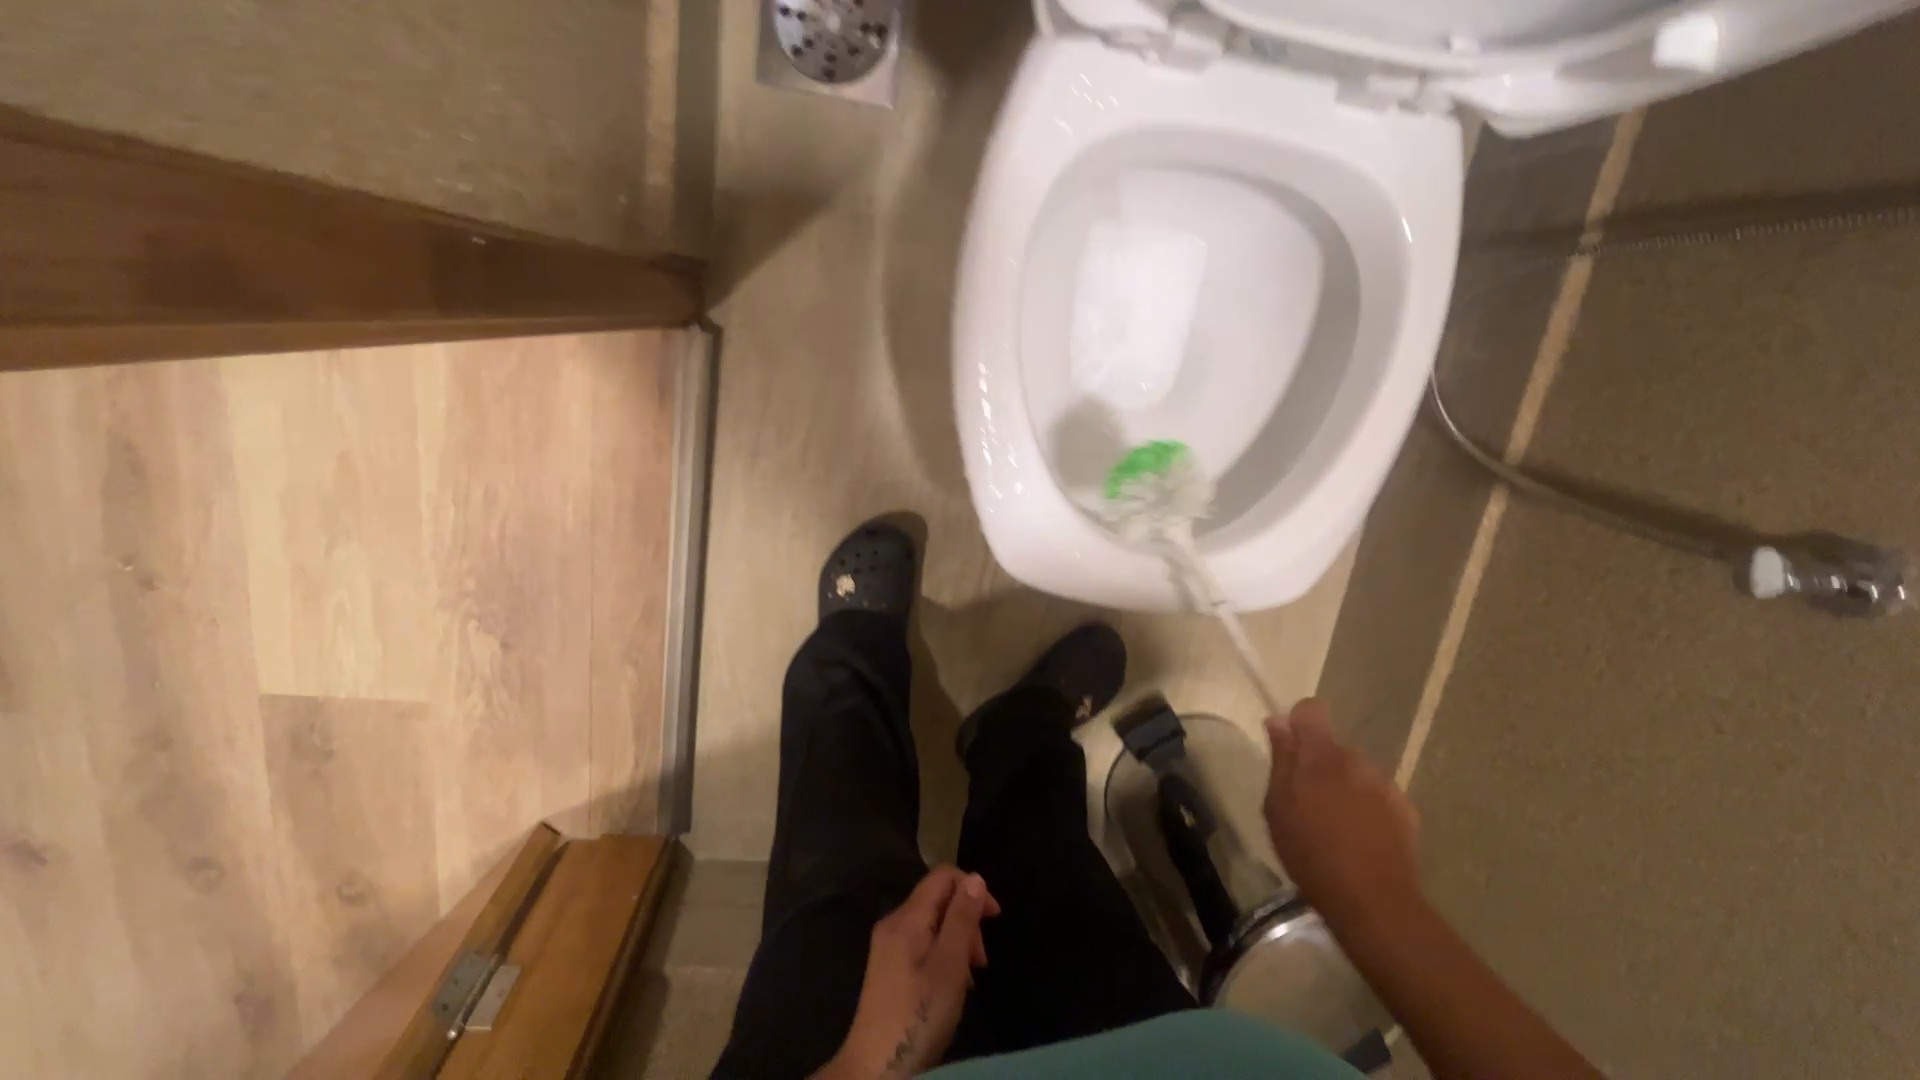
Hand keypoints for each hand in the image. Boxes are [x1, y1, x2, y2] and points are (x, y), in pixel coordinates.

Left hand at [819, 866, 1000, 1079]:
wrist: (875, 1068)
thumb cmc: (918, 1014)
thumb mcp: (949, 965)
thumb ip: (962, 919)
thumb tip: (975, 877)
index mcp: (906, 917)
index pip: (942, 876)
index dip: (973, 888)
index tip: (995, 919)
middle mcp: (893, 923)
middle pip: (938, 899)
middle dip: (967, 919)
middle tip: (981, 960)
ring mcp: (888, 946)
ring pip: (932, 923)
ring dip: (958, 940)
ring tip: (970, 977)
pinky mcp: (889, 967)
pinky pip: (922, 943)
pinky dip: (943, 954)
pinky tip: (951, 984)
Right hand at [1263, 698, 1421, 930]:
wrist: (1371, 899)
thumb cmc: (1310, 852)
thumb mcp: (1277, 806)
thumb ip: (1280, 759)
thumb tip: (1278, 721)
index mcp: (1321, 755)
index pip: (1310, 711)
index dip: (1297, 723)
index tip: (1288, 747)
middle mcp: (1356, 760)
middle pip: (1332, 747)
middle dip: (1318, 765)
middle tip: (1305, 802)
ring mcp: (1385, 785)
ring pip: (1355, 773)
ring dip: (1343, 788)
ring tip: (1332, 826)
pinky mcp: (1405, 810)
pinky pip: (1377, 797)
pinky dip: (1366, 809)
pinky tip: (1358, 839)